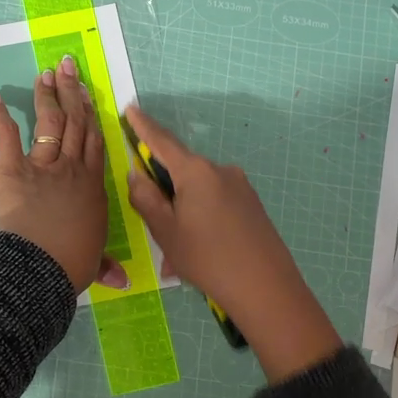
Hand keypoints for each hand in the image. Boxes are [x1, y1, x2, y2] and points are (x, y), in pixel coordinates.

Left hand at [0, 55, 126, 294]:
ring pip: (50, 123)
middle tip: (68, 67)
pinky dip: (0, 117)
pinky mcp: (13, 170)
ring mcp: (43, 166)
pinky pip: (7, 138)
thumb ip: (105, 265)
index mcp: (92, 186)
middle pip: (75, 123)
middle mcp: (71, 169)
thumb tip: (121, 282)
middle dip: (72, 92)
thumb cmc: (71, 263)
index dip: (91, 116)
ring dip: (47, 96)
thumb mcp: (93, 262)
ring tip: (46, 73)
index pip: (94, 143)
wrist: (41, 265)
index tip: (88, 96)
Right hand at [122, 105, 342, 381]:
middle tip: (151, 218)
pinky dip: (200, 220)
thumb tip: (137, 174)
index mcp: (195, 171)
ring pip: (198, 191)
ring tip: (175, 251)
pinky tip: (196, 252)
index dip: (143, 126)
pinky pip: (215, 204)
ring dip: (182, 210)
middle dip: (162, 187)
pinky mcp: (252, 205)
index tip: (131, 109)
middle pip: (180, 169)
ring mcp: (240, 187)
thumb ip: (145, 198)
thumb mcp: (164, 230)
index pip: (162, 141)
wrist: (266, 288)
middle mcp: (219, 170)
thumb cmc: (207, 258)